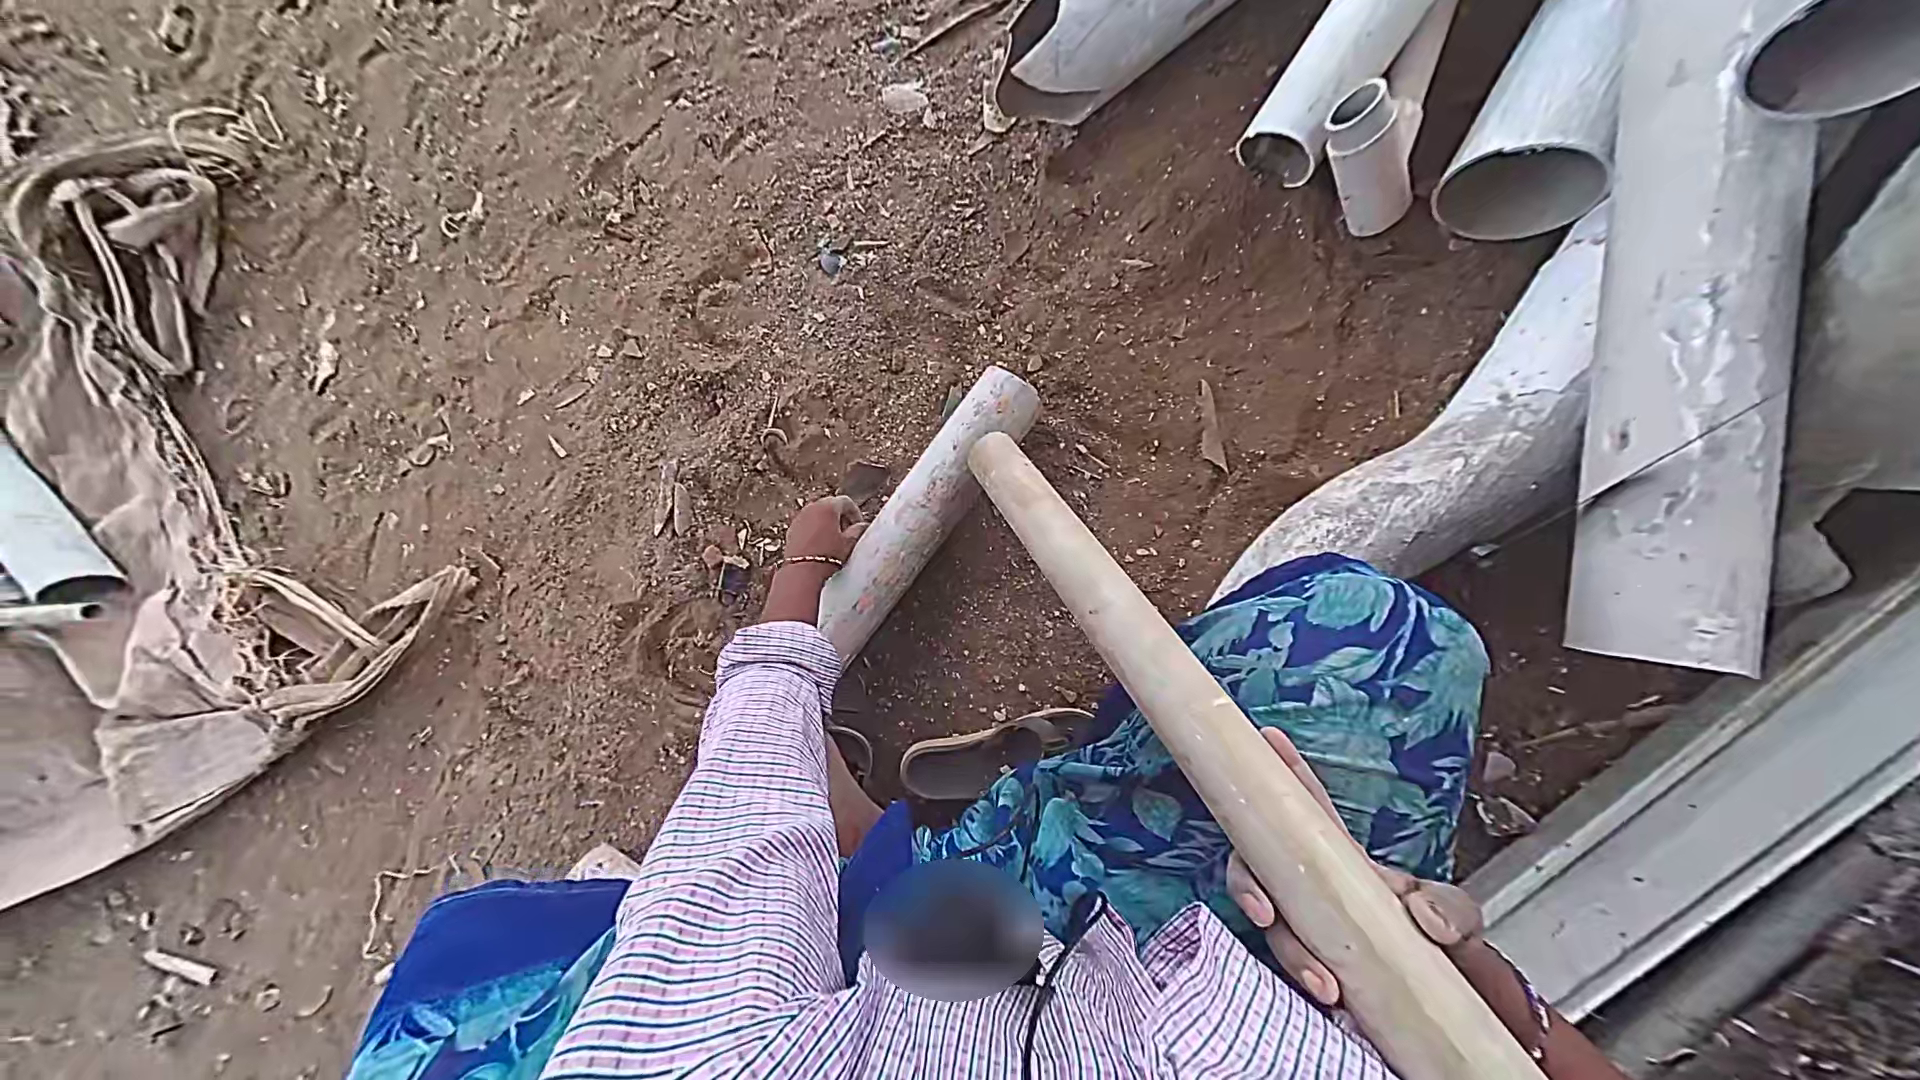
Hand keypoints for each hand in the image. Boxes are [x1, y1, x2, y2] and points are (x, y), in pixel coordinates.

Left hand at [783, 495, 867, 564]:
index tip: (859, 527)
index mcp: (827, 506)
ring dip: (828, 525)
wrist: (803, 573)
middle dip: (841, 518)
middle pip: (830, 507)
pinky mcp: (791, 530)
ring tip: (835, 543)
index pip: (846, 502)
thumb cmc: (829, 556)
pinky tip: (821, 547)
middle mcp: (811, 507)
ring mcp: (799, 518)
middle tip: (848, 534)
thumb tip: (861, 526)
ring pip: (817, 516)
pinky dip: (816, 531)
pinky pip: (807, 525)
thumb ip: (859, 530)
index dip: (855, 514)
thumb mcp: (850, 542)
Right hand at [1225, 727, 1483, 1006]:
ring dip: (1287, 949)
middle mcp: (1310, 882)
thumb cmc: (1448, 953)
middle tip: (1263, 910)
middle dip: (1247, 882)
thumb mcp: (1460, 919)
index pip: (1304, 803)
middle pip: (1255, 864)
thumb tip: (1421, 916)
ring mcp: (1309, 923)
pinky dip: (1303, 979)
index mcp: (1336, 854)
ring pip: (1270, 921)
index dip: (1284, 770)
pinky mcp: (1315, 965)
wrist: (1462, 1015)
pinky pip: (1289, 964)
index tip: (1268, 738)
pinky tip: (1332, 1000)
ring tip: (1324, 984)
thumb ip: (1450, 907)